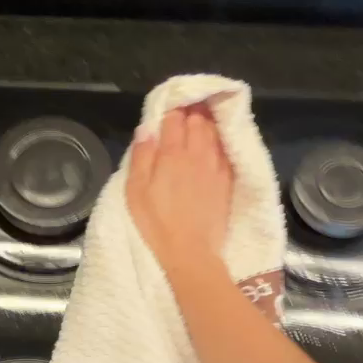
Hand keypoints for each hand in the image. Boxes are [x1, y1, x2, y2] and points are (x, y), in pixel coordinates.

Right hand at [125, 106, 232, 282]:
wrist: (190, 251)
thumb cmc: (156, 223)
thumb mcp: (135, 191)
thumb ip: (141, 156)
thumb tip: (146, 128)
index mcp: (172, 153)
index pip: (174, 118)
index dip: (170, 111)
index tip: (165, 113)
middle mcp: (197, 152)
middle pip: (198, 120)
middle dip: (190, 113)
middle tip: (182, 115)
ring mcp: (216, 165)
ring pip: (214, 131)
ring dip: (206, 123)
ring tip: (199, 122)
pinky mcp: (228, 179)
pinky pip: (226, 149)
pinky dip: (220, 140)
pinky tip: (214, 144)